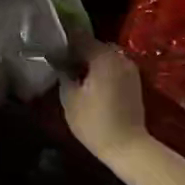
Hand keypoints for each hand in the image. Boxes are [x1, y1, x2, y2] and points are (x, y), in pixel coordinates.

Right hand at [60, 42, 150, 161]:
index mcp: (103, 57)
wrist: (127, 146)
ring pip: (105, 56)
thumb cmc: (94, 122)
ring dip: (90, 60)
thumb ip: (64, 75)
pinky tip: (88, 81)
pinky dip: (100, 69)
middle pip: (94, 45)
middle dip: (77, 50)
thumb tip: (60, 63)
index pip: (80, 38)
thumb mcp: (69, 98)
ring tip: (73, 72)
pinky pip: (113, 66)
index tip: (50, 46)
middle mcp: (120, 57)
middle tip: (60, 61)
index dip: (64, 41)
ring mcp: (130, 69)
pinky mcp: (134, 81)